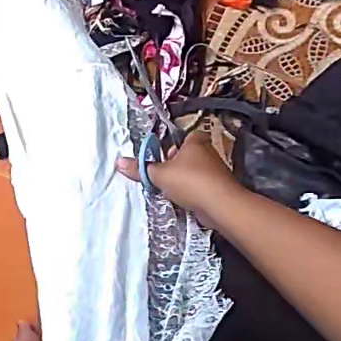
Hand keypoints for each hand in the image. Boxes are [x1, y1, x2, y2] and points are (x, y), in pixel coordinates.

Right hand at [118, 136, 238, 219]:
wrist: (220, 204)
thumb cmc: (190, 181)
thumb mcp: (159, 174)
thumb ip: (140, 169)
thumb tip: (119, 162)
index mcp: (195, 141)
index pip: (185, 137)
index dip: (173, 147)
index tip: (164, 159)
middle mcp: (209, 152)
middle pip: (190, 155)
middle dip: (177, 166)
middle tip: (166, 177)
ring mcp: (217, 170)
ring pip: (197, 172)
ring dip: (186, 181)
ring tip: (175, 192)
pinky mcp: (221, 188)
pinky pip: (204, 187)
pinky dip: (196, 193)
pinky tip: (187, 202)